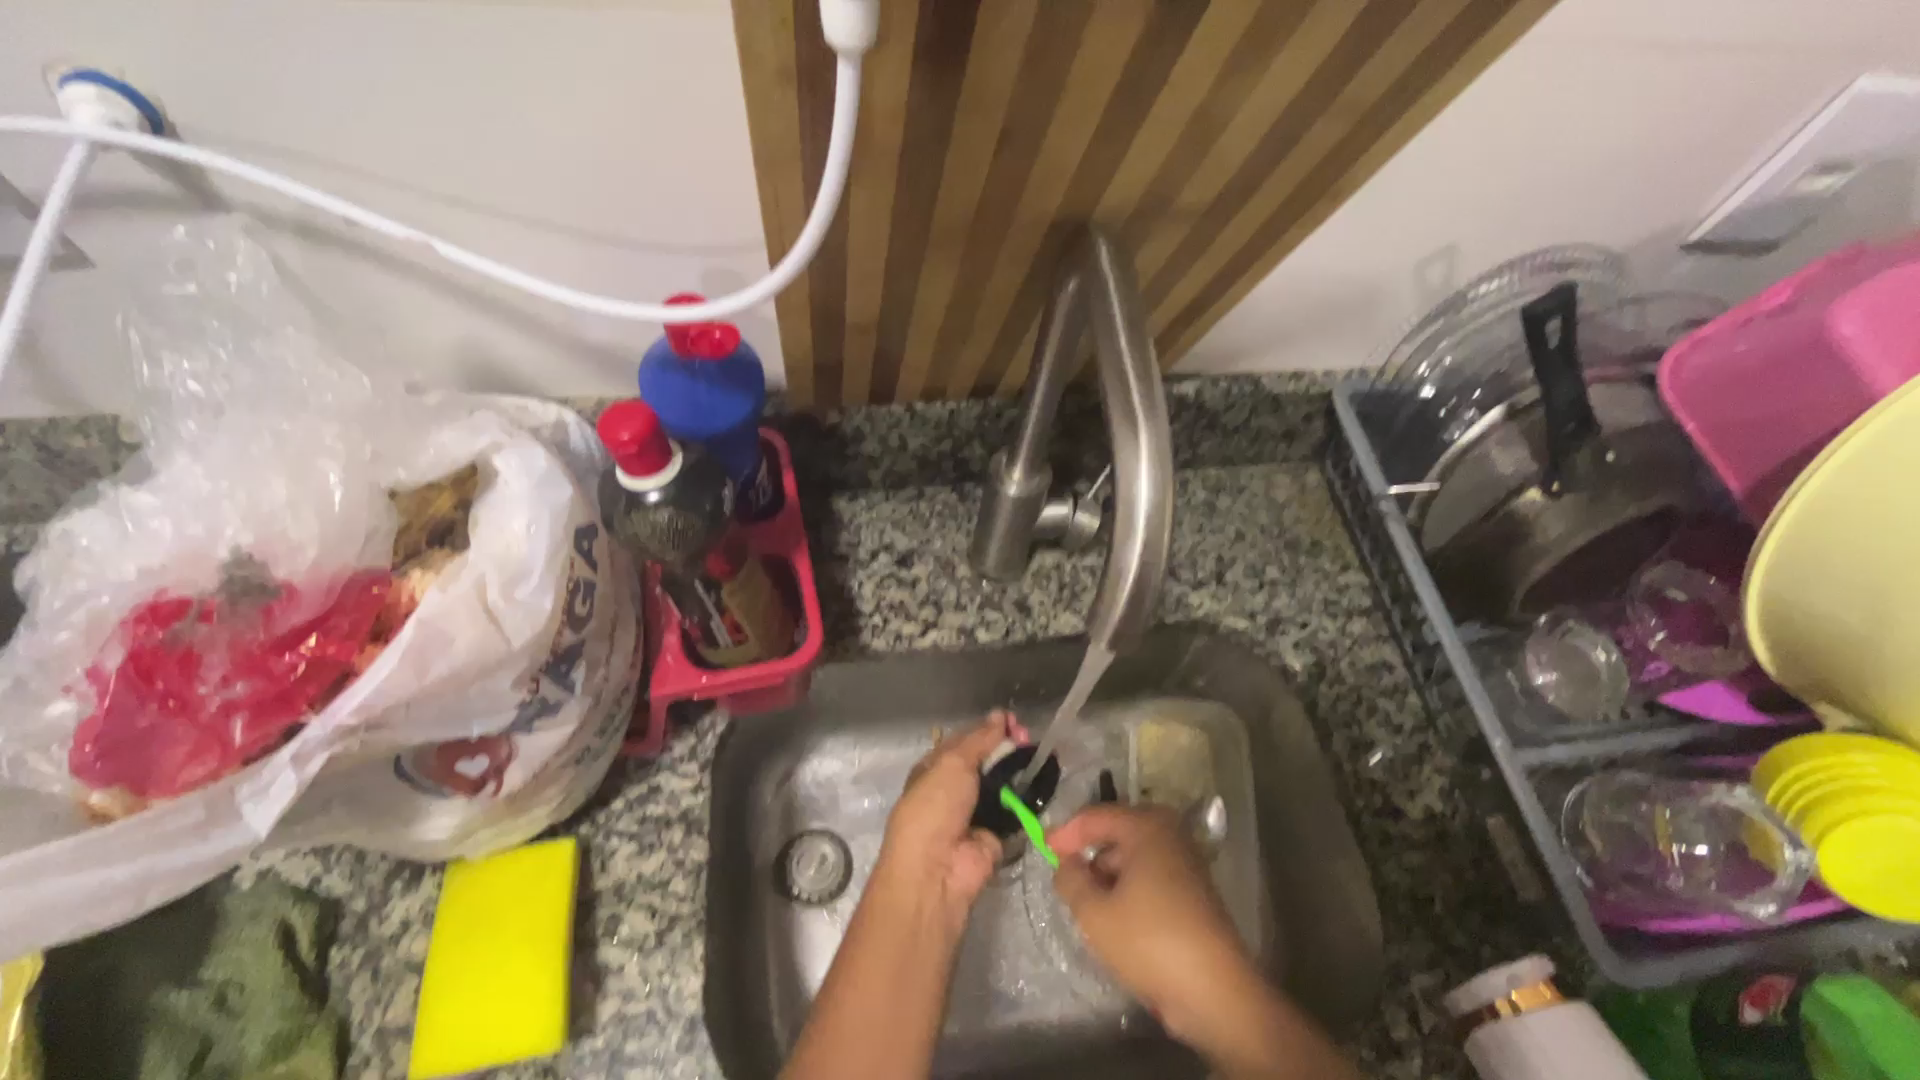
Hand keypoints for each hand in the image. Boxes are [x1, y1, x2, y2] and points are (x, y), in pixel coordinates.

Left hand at [874, 709, 1029, 932]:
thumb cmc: (935, 808)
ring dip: (1021, 770)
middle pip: (986, 761)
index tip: (1012, 720)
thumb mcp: (952, 764)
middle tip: (1029, 738)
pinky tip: (1046, 780)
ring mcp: (976, 813)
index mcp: (934, 769)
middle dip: (1007, 747)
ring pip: (1003, 784)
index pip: (964, 741)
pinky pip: (1016, 811)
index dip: (987, 729)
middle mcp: (954, 789)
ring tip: (1041, 755)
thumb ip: (979, 740)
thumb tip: (999, 716)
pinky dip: (1029, 799)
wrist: (937, 870)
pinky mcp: (997, 835)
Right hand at [1048, 804, 1261, 1045]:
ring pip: (1133, 859)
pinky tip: (1115, 918)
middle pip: (1117, 834)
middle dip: (1089, 853)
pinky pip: (1150, 879)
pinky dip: (1128, 890)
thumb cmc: (1148, 941)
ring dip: (1108, 875)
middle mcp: (1171, 836)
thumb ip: (1070, 880)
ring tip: (1087, 904)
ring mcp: (1186, 865)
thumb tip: (1066, 864)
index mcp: (1148, 827)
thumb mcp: (1094, 912)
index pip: (1096, 816)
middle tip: (1065, 876)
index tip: (1043, 849)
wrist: (1213, 992)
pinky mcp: (1193, 894)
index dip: (1066, 832)